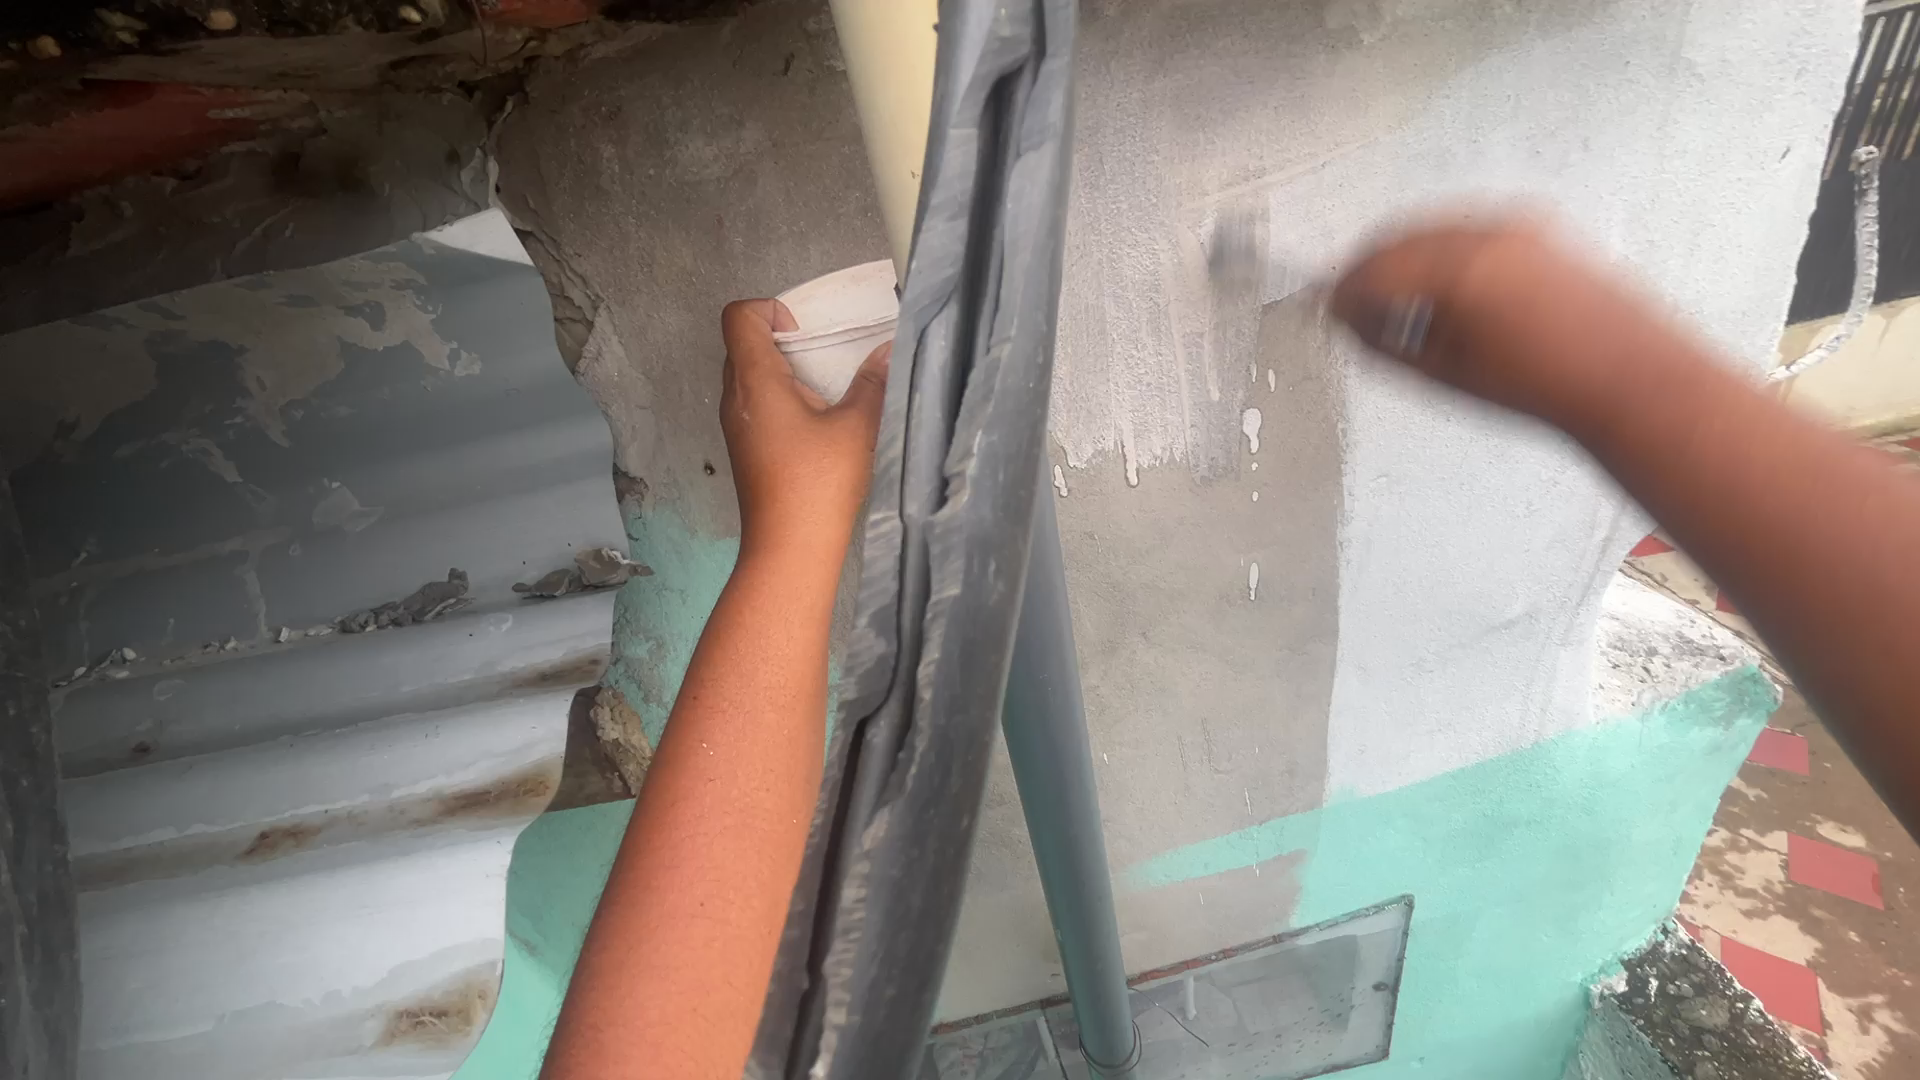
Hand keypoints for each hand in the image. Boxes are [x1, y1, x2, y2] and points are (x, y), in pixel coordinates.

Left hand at [719, 298, 890, 562]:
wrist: (790, 546)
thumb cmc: (819, 483)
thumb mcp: (856, 427)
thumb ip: (873, 383)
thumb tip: (888, 352)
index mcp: (755, 382)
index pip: (739, 317)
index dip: (769, 309)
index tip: (805, 333)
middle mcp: (735, 399)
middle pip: (743, 345)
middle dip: (781, 340)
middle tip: (821, 357)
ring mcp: (735, 427)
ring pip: (748, 378)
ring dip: (782, 373)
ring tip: (823, 392)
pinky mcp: (744, 450)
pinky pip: (754, 406)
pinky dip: (779, 400)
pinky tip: (815, 426)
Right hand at [1329, 220, 1653, 426]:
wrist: (1628, 378)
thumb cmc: (1530, 385)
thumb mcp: (1437, 372)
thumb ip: (1380, 340)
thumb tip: (1348, 317)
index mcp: (1456, 270)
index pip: (1372, 269)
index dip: (1340, 291)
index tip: (1326, 311)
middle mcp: (1484, 232)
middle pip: (1396, 237)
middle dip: (1365, 268)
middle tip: (1348, 305)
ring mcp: (1515, 223)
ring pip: (1428, 228)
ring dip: (1398, 257)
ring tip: (1389, 301)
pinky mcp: (1537, 227)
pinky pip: (1462, 227)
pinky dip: (1432, 250)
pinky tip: (1432, 288)